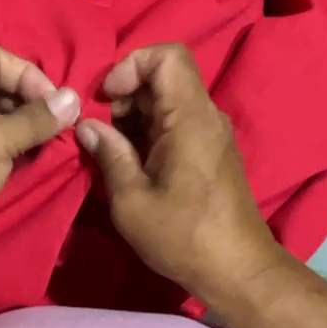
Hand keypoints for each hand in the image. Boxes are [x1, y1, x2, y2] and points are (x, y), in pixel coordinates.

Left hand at [0, 46, 79, 264]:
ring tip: (59, 137)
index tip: (56, 102)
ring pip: (1, 115)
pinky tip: (43, 153)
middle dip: (33, 101)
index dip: (28, 76)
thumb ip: (36, 119)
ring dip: (30, 125)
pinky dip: (20, 145)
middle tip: (64, 121)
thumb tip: (75, 98)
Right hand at [76, 44, 288, 301]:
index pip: (167, 55)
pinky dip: (148, 130)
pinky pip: (175, 120)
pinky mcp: (209, 150)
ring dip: (133, 114)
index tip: (107, 98)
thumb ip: (109, 155)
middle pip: (163, 75)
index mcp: (191, 118)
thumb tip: (87, 126)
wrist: (239, 271)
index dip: (131, 64)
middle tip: (100, 130)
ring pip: (166, 98)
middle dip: (124, 93)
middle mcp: (206, 116)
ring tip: (110, 150)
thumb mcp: (132, 201)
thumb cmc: (184, 236)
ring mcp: (210, 132)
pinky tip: (130, 162)